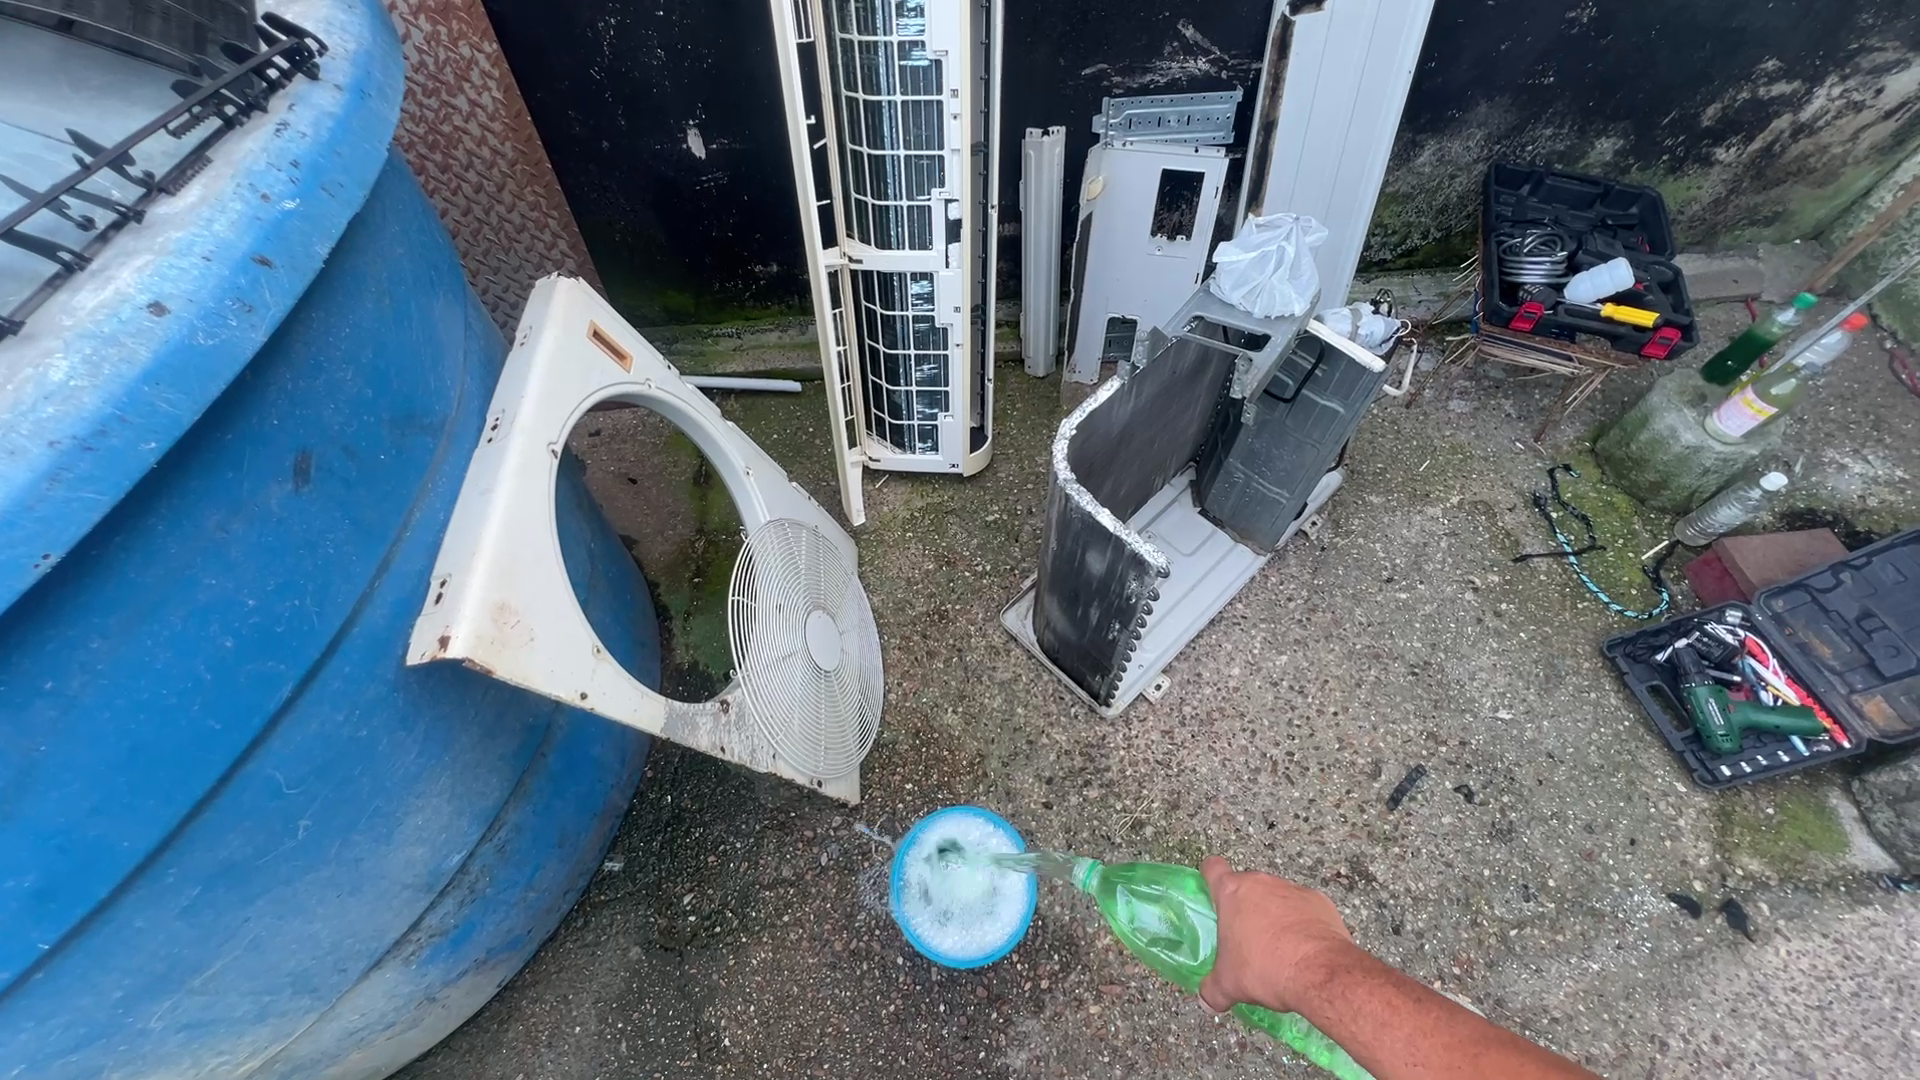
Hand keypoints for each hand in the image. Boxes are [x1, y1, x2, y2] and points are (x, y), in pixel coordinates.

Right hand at [1198, 856, 1358, 1015]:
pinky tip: (1306, 948)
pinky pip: (1305, 907)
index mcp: (1232, 892)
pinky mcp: (1319, 901)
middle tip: (1248, 937)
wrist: (1321, 973)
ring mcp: (1291, 889)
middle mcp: (1260, 882)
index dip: (1211, 878)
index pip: (1212, 867)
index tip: (1215, 896)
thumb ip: (1212, 989)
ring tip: (1281, 947)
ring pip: (1276, 895)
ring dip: (1275, 914)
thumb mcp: (1229, 984)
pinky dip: (1303, 922)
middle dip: (1246, 907)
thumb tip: (1207, 1000)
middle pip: (1247, 885)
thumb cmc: (1266, 968)